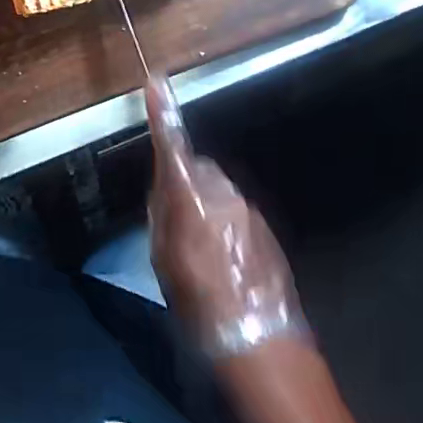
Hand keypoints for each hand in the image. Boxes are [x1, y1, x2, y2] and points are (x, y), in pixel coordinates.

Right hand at [145, 75, 307, 358]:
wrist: (259, 342)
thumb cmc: (198, 302)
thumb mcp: (162, 261)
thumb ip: (162, 215)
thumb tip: (165, 189)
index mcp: (192, 198)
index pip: (172, 145)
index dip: (162, 113)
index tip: (157, 81)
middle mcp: (223, 193)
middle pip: (197, 169)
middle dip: (185, 183)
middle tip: (174, 223)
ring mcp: (248, 208)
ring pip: (217, 191)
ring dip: (206, 206)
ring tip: (201, 251)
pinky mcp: (265, 226)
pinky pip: (235, 211)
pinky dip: (225, 224)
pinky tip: (225, 260)